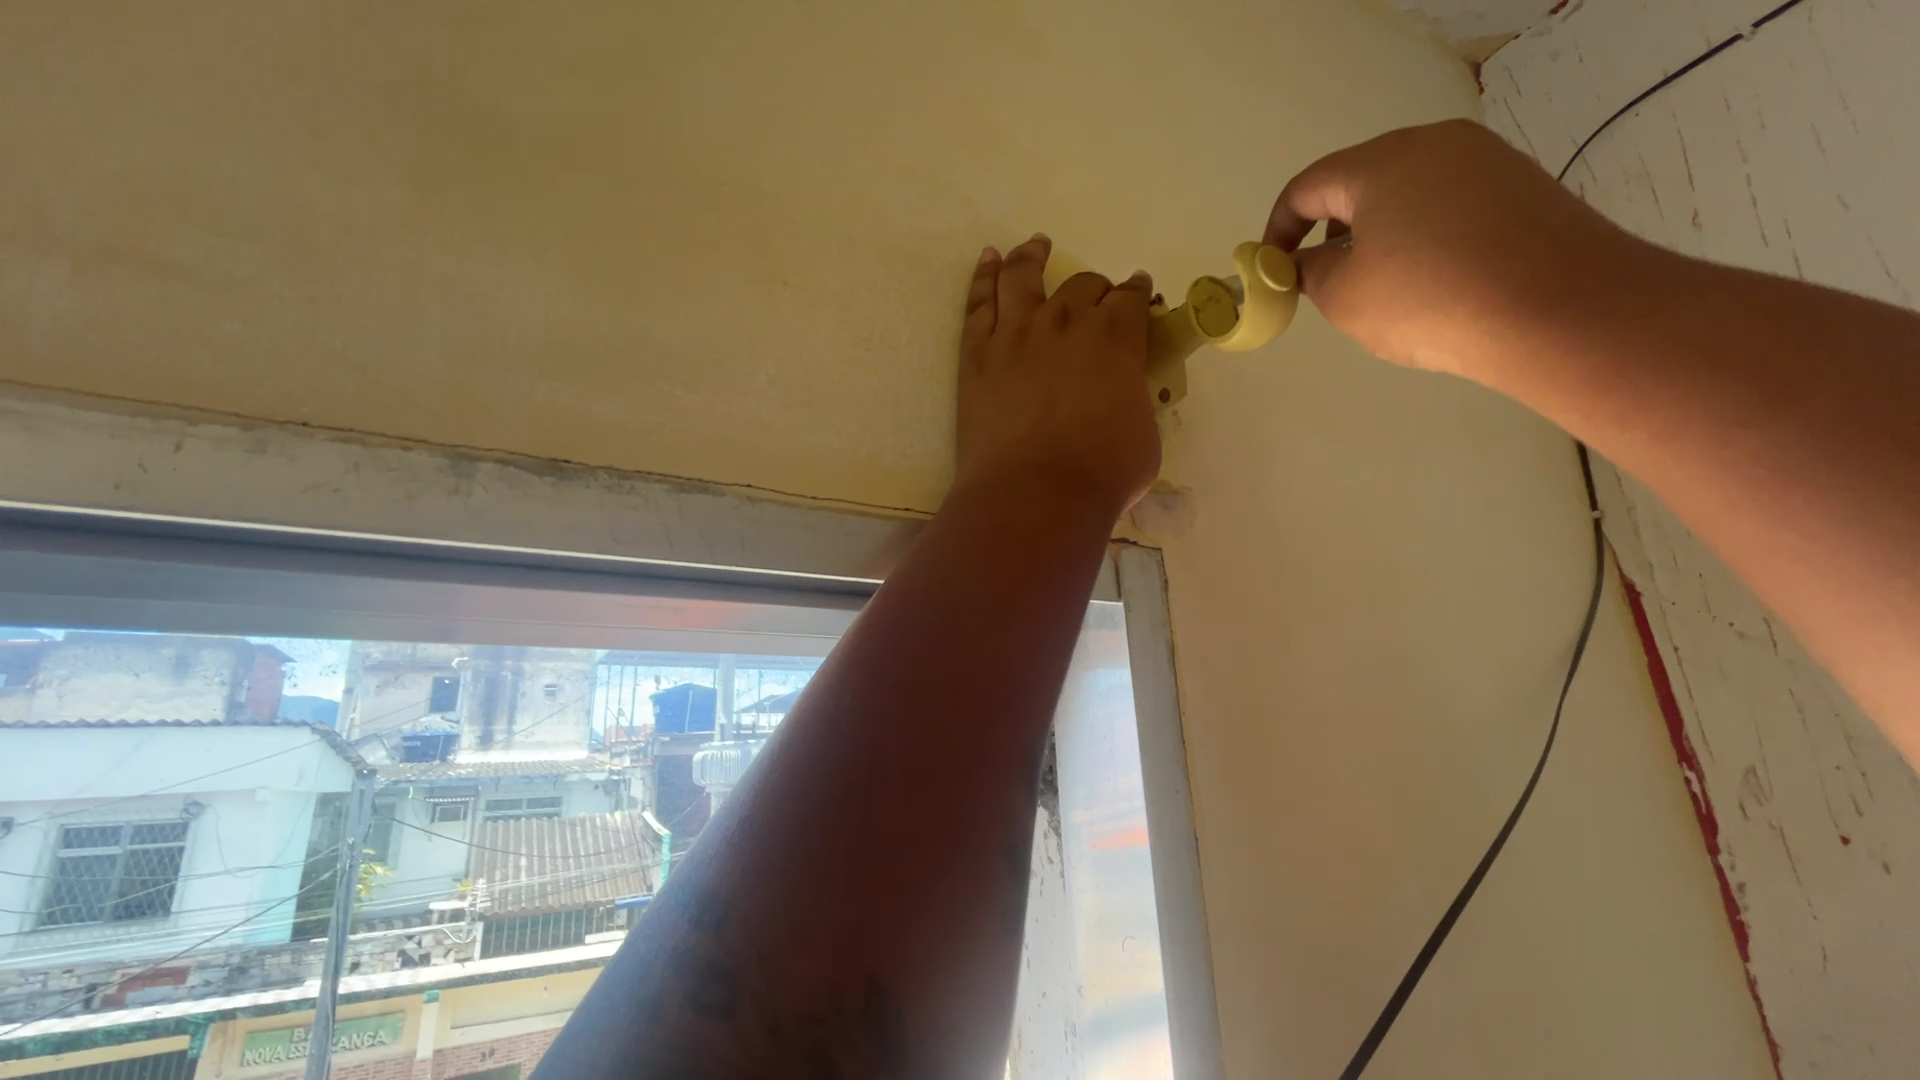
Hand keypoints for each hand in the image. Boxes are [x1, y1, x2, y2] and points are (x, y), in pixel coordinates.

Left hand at [954, 234, 1160, 516]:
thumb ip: (1134, 402)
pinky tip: (988, 260)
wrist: (1036, 494)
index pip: (1131, 299)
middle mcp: (1068, 321)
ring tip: (1035, 244)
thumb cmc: (1103, 475)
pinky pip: (979, 300)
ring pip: (1024, 276)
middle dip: (1095, 287)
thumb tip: (1125, 399)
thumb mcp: (1145, 435)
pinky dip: (984, 276)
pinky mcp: (976, 352)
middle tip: (1095, 295)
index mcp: (1118, 338)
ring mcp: (1017, 332)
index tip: (1137, 291)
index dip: (1136, 293)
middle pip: (1083, 285)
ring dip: (1032, 256)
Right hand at [1265, 119, 1659, 380]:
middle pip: (1359, 183)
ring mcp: (1487, 160)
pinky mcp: (1524, 186)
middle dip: (1331, 231)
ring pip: (1408, 193)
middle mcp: (1434, 144)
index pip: (1306, 188)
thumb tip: (1308, 262)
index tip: (1272, 270)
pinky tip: (1435, 282)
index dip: (1278, 231)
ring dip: (1380, 234)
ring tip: (1384, 287)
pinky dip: (1426, 236)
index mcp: (1380, 163)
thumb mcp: (1343, 297)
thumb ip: (1308, 273)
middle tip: (1327, 280)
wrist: (1562, 311)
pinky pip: (1451, 205)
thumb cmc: (1430, 300)